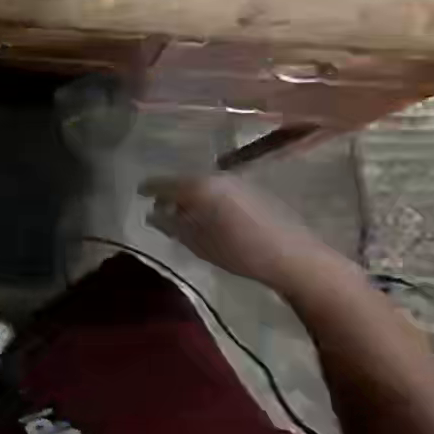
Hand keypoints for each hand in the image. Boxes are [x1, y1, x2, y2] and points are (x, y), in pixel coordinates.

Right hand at [139, 174, 338, 290]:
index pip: (164, 183)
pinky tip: (212, 217)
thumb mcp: (196, 242)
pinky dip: (210, 199)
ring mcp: (238, 182)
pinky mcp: (255, 191)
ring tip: (186, 216)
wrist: (294, 257)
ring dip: (192, 198)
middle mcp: (217, 176)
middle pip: (185, 182)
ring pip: (205, 185)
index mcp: (198, 186)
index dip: (149, 189)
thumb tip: (151, 214)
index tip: (139, 194)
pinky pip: (221, 190)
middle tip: (161, 211)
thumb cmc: (238, 251)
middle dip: (172, 195)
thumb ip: (170, 225)